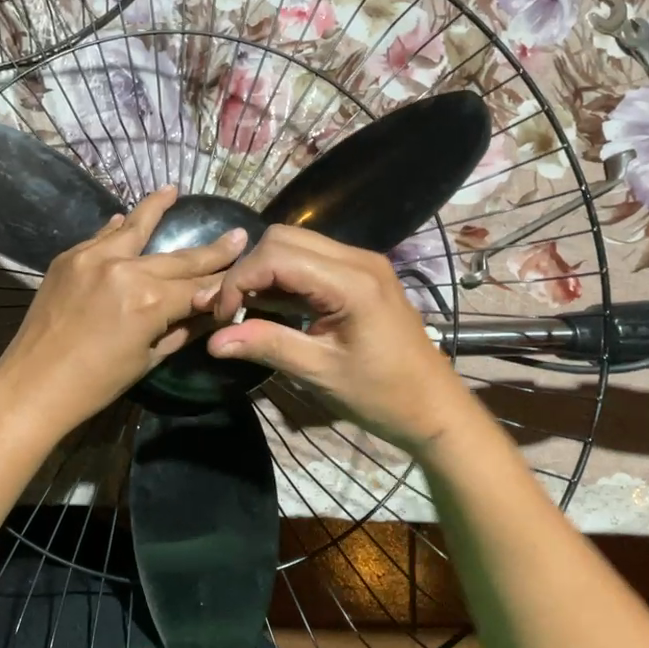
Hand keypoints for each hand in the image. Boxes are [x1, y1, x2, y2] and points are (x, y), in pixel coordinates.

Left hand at [0, 186, 245, 436]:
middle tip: (237, 235)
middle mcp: (124, 268)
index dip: (223, 282)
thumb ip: (182, 328)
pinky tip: (125, 218)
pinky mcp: (67, 258)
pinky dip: (115, 229)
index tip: (246, 266)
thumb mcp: (149, 358)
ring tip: (171, 190)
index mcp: (150, 300)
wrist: (32, 384)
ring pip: (132, 229)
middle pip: (175, 258)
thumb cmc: (96, 384)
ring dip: (154, 209)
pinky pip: (99, 237)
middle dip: (209, 250)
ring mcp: (91, 258)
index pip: (199, 287)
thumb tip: (212, 310)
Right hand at [201, 225, 480, 455]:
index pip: (276, 256)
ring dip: (262, 271)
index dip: (239, 280)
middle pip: (282, 238)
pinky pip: (309, 259)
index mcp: (352, 283)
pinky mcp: (360, 275)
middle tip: (229, 310)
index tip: (221, 317)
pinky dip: (281, 276)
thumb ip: (267, 346)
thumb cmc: (382, 395)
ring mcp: (362, 264)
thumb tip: (213, 341)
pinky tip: (268, 306)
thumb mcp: (320, 373)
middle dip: (247, 270)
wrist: (435, 409)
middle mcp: (358, 260)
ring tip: (242, 309)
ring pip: (293, 244)